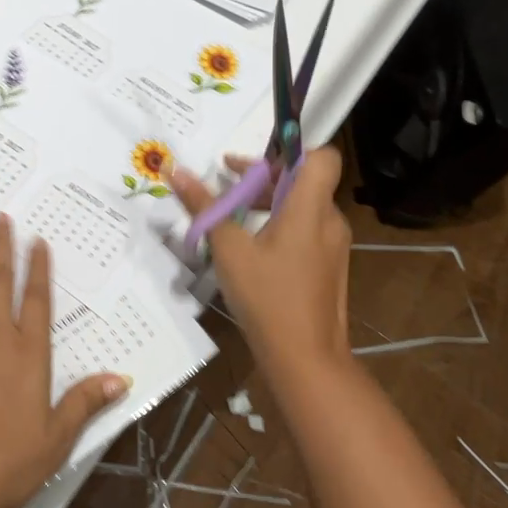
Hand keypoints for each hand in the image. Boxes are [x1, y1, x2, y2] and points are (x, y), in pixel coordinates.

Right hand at [174, 146, 350, 377]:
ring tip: (230, 214)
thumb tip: (175, 170)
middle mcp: (328, 220)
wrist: (306, 359)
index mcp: (310, 208)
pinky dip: (277, 223)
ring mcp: (332, 245)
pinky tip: (248, 244)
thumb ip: (204, 205)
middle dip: (263, 175)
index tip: (254, 159)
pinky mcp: (327, 266)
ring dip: (267, 200)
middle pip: (303, 179)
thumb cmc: (267, 296)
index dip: (292, 148)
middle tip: (225, 182)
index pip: (322, 157)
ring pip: (302, 204)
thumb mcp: (227, 247)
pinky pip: (304, 228)